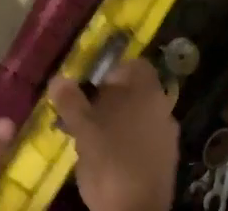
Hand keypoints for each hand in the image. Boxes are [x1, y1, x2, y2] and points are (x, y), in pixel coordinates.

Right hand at [49, 59, 178, 210]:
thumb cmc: (109, 161)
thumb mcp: (83, 130)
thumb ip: (71, 102)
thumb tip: (58, 78)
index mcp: (147, 90)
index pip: (135, 65)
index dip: (113, 73)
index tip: (94, 90)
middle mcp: (164, 106)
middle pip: (138, 92)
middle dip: (114, 101)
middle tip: (89, 116)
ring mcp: (169, 134)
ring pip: (142, 117)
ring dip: (122, 123)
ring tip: (98, 141)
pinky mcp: (169, 159)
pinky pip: (148, 140)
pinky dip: (133, 143)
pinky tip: (114, 160)